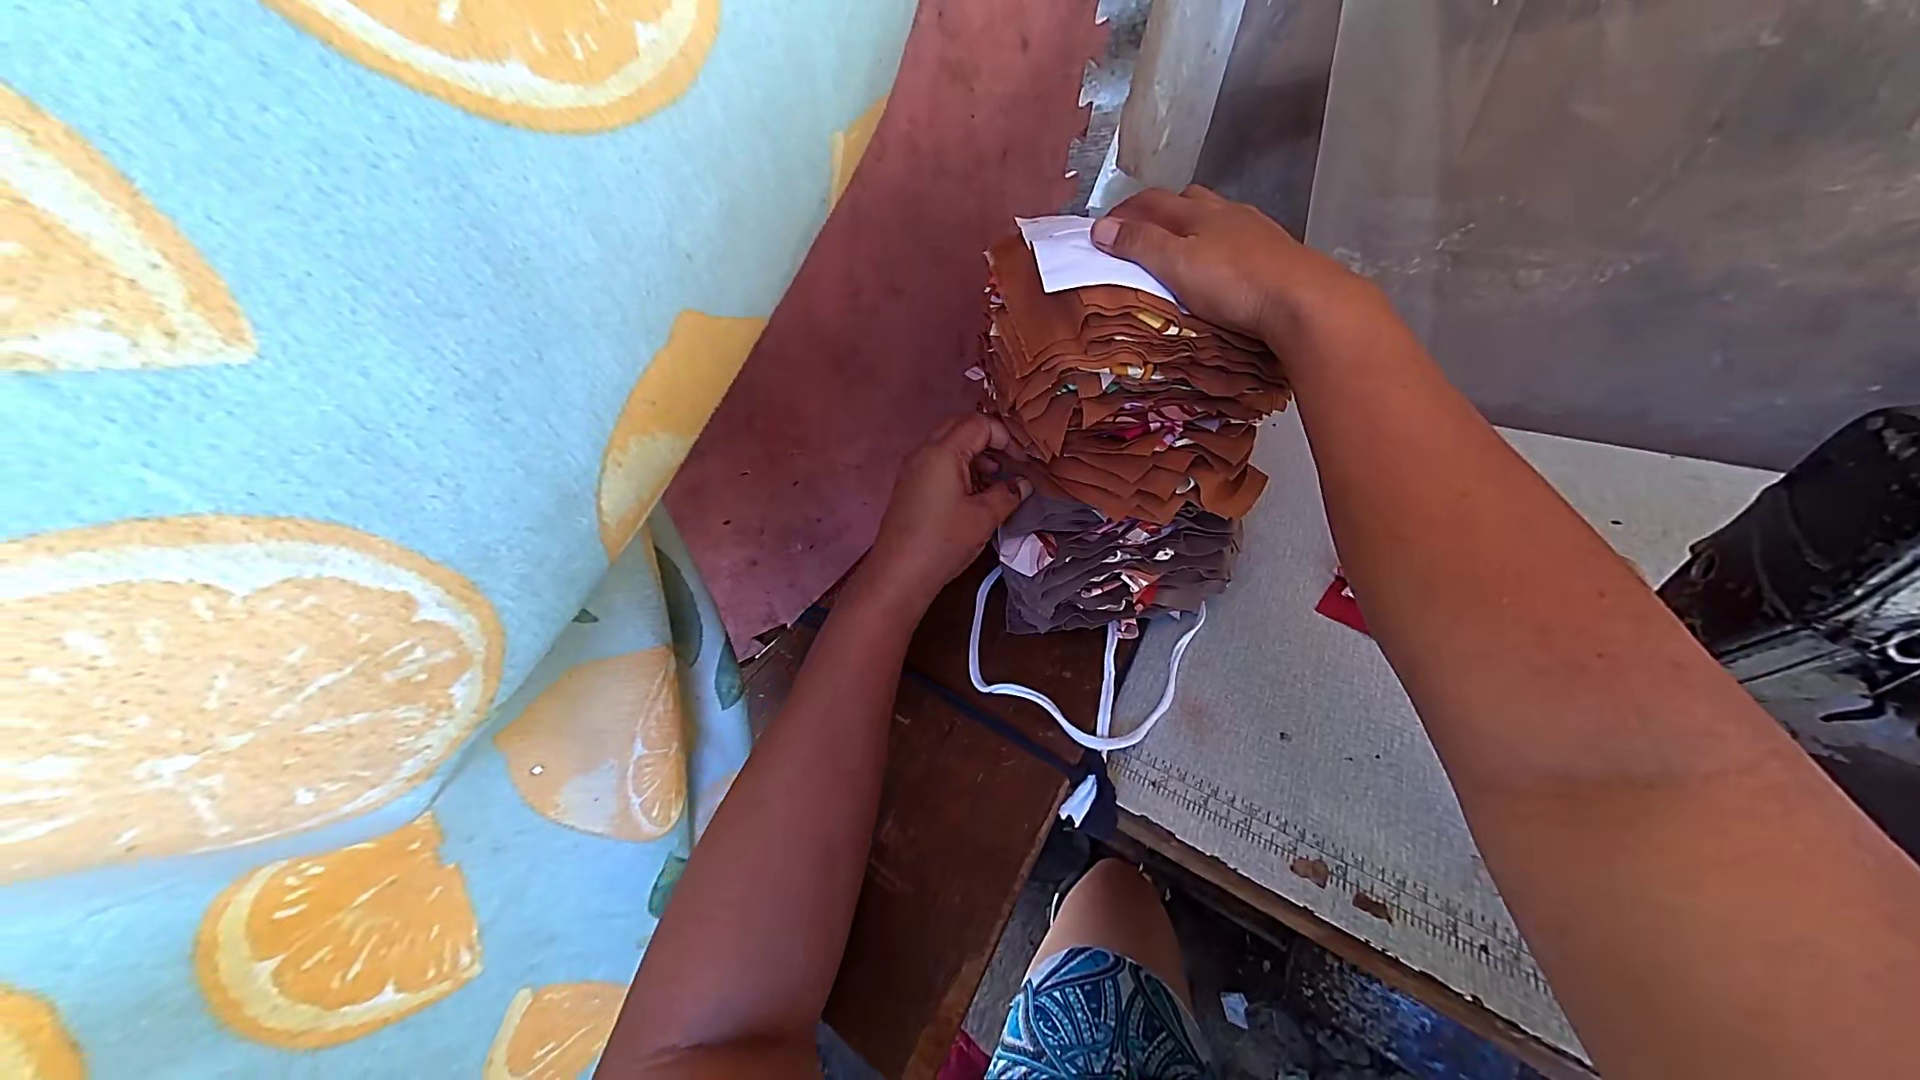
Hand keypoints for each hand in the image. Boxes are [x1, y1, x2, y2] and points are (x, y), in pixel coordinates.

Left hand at [861, 413, 1030, 609]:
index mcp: (942, 452)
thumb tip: (1022, 484)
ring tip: (995, 480)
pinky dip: (959, 468)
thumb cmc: (942, 542)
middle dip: (990, 440)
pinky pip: (937, 463)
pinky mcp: (909, 485)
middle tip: (1010, 463)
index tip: (1022, 459)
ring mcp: (913, 468)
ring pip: (948, 444)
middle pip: (961, 427)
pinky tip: (973, 493)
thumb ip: (1008, 494)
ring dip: (974, 454)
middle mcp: (923, 452)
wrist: (899, 573)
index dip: (1006, 436)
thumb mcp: (984, 517)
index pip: (979, 423)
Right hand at [1090, 185, 1389, 352]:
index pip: (1152, 201)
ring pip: (1214, 218)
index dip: (1124, 212)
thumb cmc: (1233, 283)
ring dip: (1190, 226)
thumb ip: (1139, 244)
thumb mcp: (1175, 263)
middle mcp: (1226, 213)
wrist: (1300, 300)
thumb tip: (1101, 228)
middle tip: (1137, 234)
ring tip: (1176, 249)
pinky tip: (1217, 266)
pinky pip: (1235, 240)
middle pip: (1185, 200)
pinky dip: (1217, 246)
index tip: (1102, 229)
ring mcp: (1253, 231)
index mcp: (1197, 212)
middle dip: (1157, 211)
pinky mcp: (1272, 254)